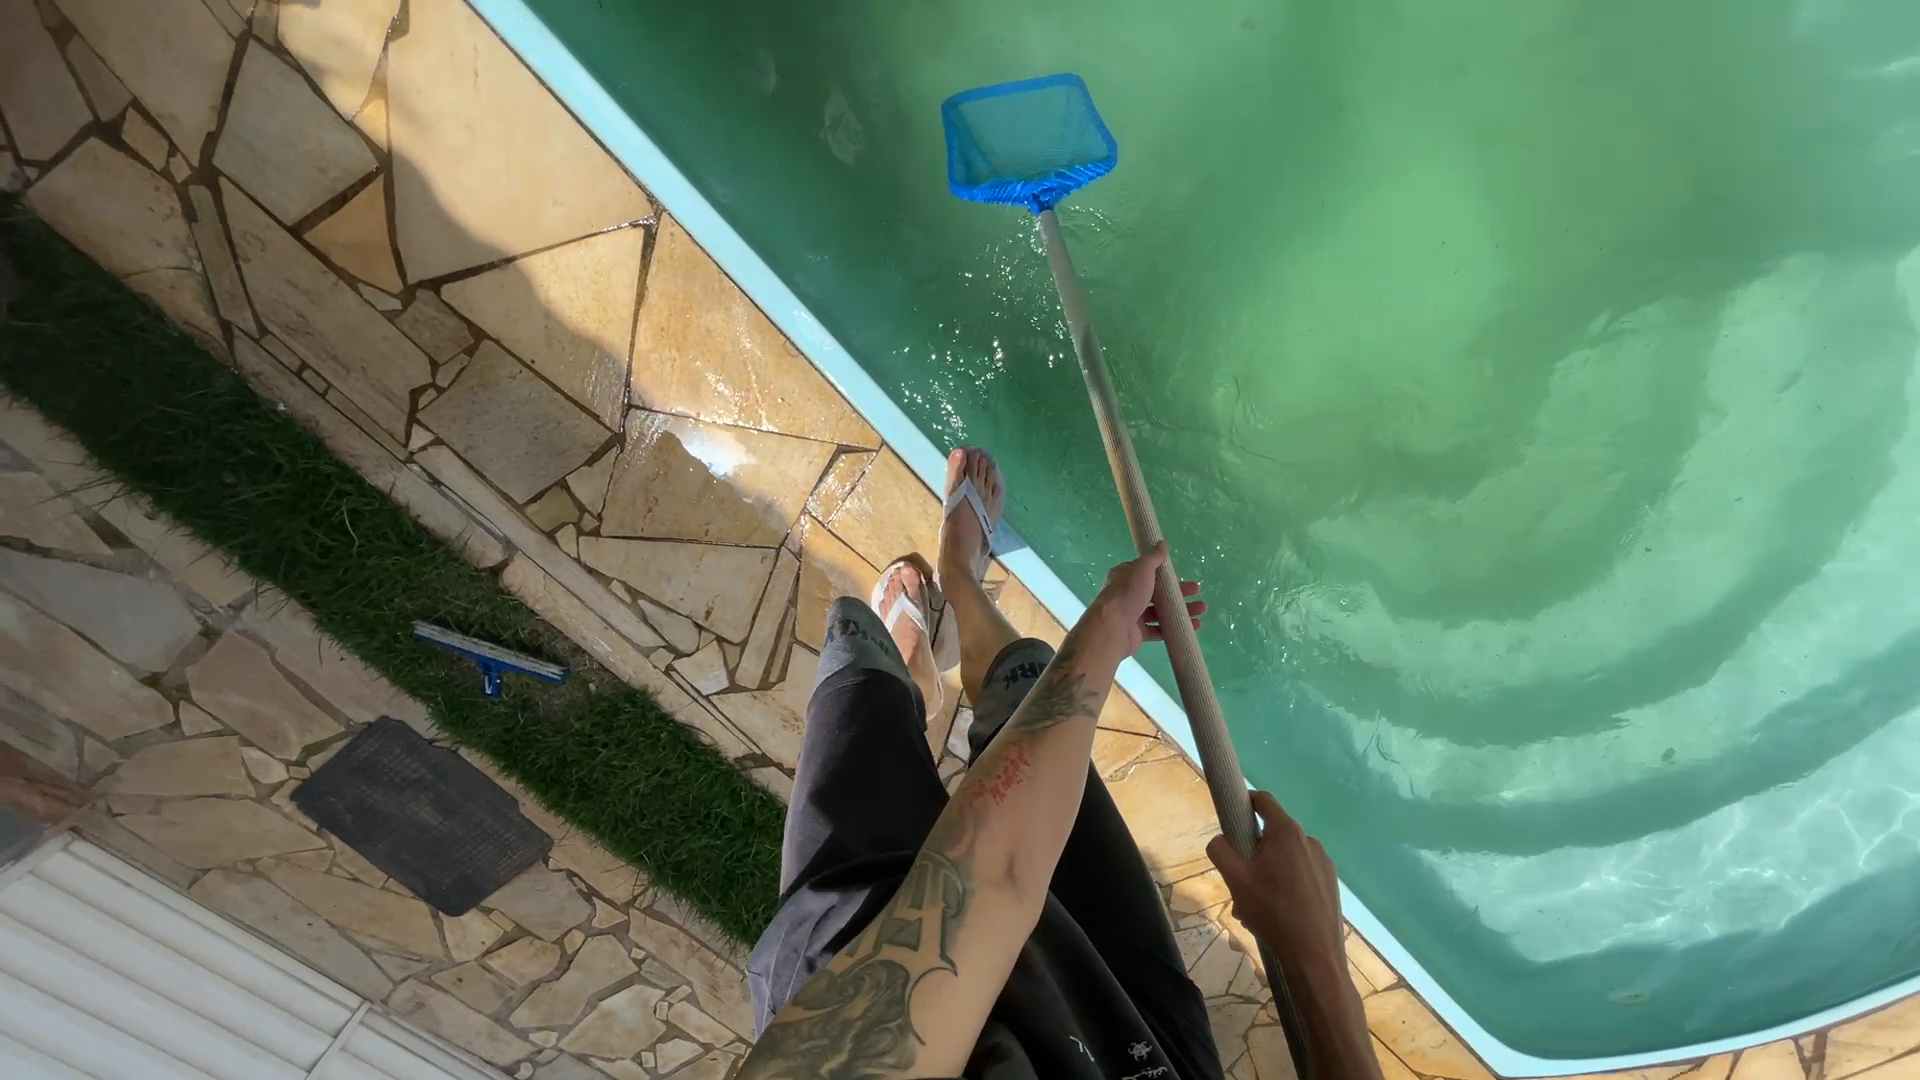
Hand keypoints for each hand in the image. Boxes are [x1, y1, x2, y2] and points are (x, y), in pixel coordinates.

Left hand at [1086, 541, 1204, 656]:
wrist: (1113, 626)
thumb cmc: (1127, 592)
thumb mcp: (1142, 569)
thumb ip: (1154, 557)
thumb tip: (1162, 543)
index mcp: (1125, 577)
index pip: (1146, 573)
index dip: (1164, 574)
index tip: (1180, 575)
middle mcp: (1127, 595)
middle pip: (1156, 593)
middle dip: (1178, 593)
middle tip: (1197, 592)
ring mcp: (1132, 615)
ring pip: (1160, 612)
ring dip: (1181, 611)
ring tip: (1201, 611)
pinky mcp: (1137, 633)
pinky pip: (1159, 629)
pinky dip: (1174, 628)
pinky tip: (1191, 626)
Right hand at [1207, 791, 1343, 973]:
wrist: (1315, 959)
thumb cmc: (1272, 911)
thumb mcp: (1234, 878)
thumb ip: (1220, 849)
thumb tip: (1221, 840)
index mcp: (1287, 833)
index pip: (1264, 800)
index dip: (1245, 802)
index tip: (1233, 819)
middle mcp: (1309, 842)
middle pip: (1274, 834)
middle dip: (1254, 851)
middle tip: (1241, 877)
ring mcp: (1324, 865)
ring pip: (1287, 858)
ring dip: (1269, 872)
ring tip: (1257, 904)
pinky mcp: (1332, 887)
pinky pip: (1302, 876)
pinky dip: (1287, 886)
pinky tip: (1277, 915)